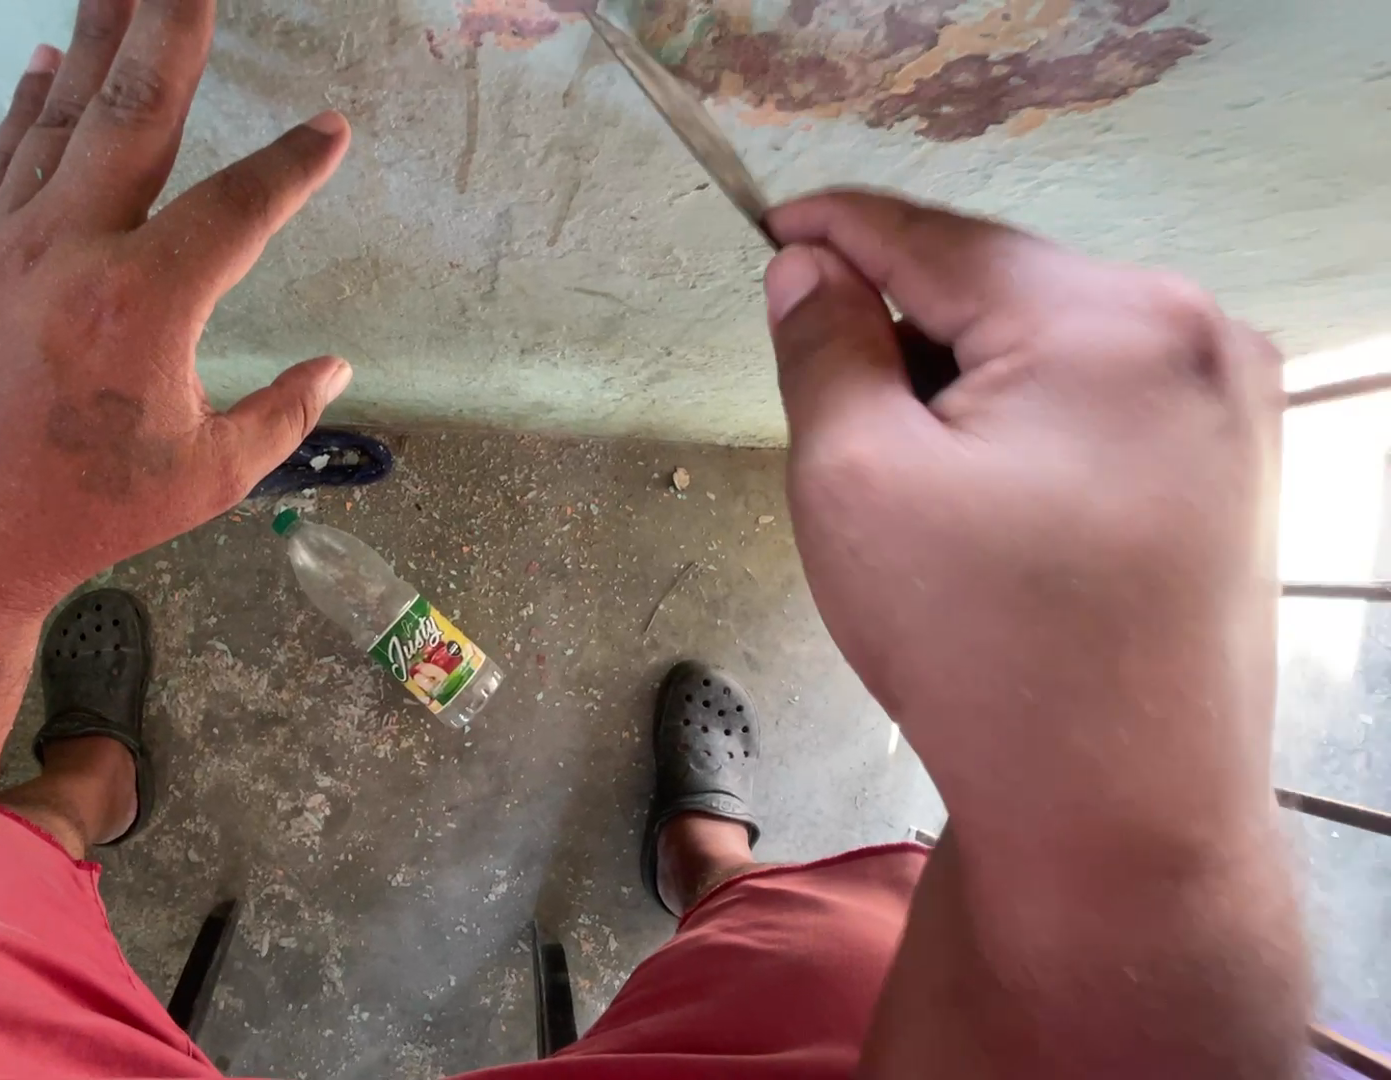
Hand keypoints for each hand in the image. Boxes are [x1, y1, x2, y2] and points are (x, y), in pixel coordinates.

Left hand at [0, 0, 351, 617]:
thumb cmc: (90, 513)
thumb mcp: (212, 478)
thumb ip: (286, 415)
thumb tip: (340, 369)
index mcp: (145, 304)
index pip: (239, 210)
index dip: (294, 167)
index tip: (331, 129)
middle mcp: (72, 249)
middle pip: (136, 112)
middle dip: (174, 28)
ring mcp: (6, 243)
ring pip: (63, 116)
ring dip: (101, 38)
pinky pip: (5, 156)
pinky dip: (30, 102)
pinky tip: (46, 61)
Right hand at [764, 192, 1283, 850]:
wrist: (1105, 797)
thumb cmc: (962, 627)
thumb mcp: (852, 472)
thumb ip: (823, 349)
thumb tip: (804, 268)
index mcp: (1103, 318)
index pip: (933, 234)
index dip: (835, 224)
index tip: (770, 224)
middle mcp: (1188, 336)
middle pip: (988, 290)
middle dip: (886, 326)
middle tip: (817, 403)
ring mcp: (1219, 404)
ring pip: (1025, 348)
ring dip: (934, 381)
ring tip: (885, 472)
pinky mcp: (1212, 467)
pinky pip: (1069, 400)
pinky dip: (988, 418)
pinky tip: (955, 493)